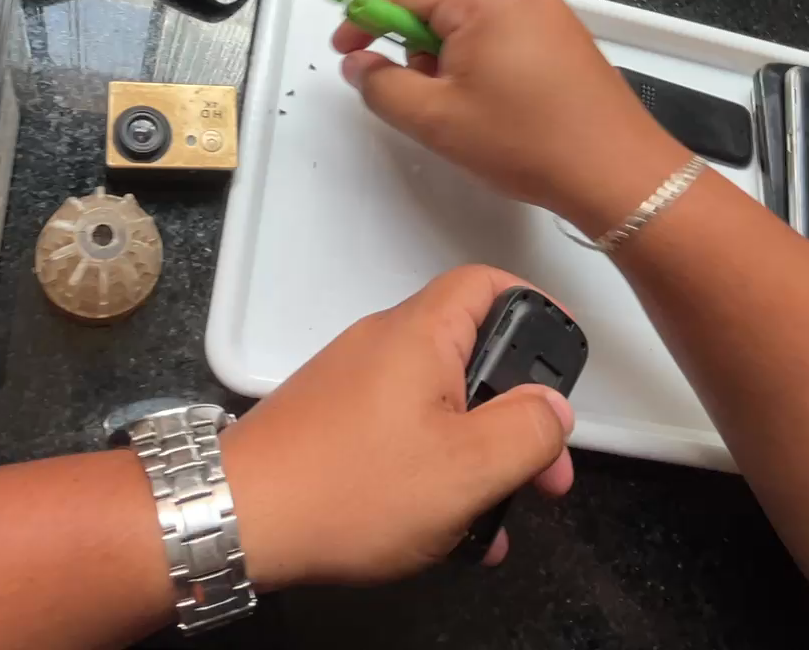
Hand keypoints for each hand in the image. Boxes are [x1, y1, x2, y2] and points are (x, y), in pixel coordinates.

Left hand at [219, 265, 574, 588]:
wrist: (243, 512)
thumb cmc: (359, 485)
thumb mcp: (465, 467)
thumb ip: (525, 430)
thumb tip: (552, 404)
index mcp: (419, 334)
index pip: (483, 283)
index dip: (532, 303)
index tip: (566, 350)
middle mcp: (385, 342)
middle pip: (469, 350)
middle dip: (515, 409)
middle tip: (545, 472)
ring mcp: (356, 378)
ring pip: (440, 399)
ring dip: (479, 450)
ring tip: (499, 512)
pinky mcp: (337, 414)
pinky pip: (404, 425)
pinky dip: (437, 462)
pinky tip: (449, 525)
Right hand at [332, 0, 690, 235]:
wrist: (616, 172)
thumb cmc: (521, 141)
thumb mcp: (434, 118)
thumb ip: (380, 84)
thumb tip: (358, 62)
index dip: (364, 18)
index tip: (343, 52)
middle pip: (436, 1)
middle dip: (407, 42)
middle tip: (401, 88)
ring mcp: (545, 7)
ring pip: (466, 18)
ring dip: (440, 53)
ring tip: (448, 103)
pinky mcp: (560, 32)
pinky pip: (496, 30)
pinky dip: (472, 56)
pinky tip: (481, 97)